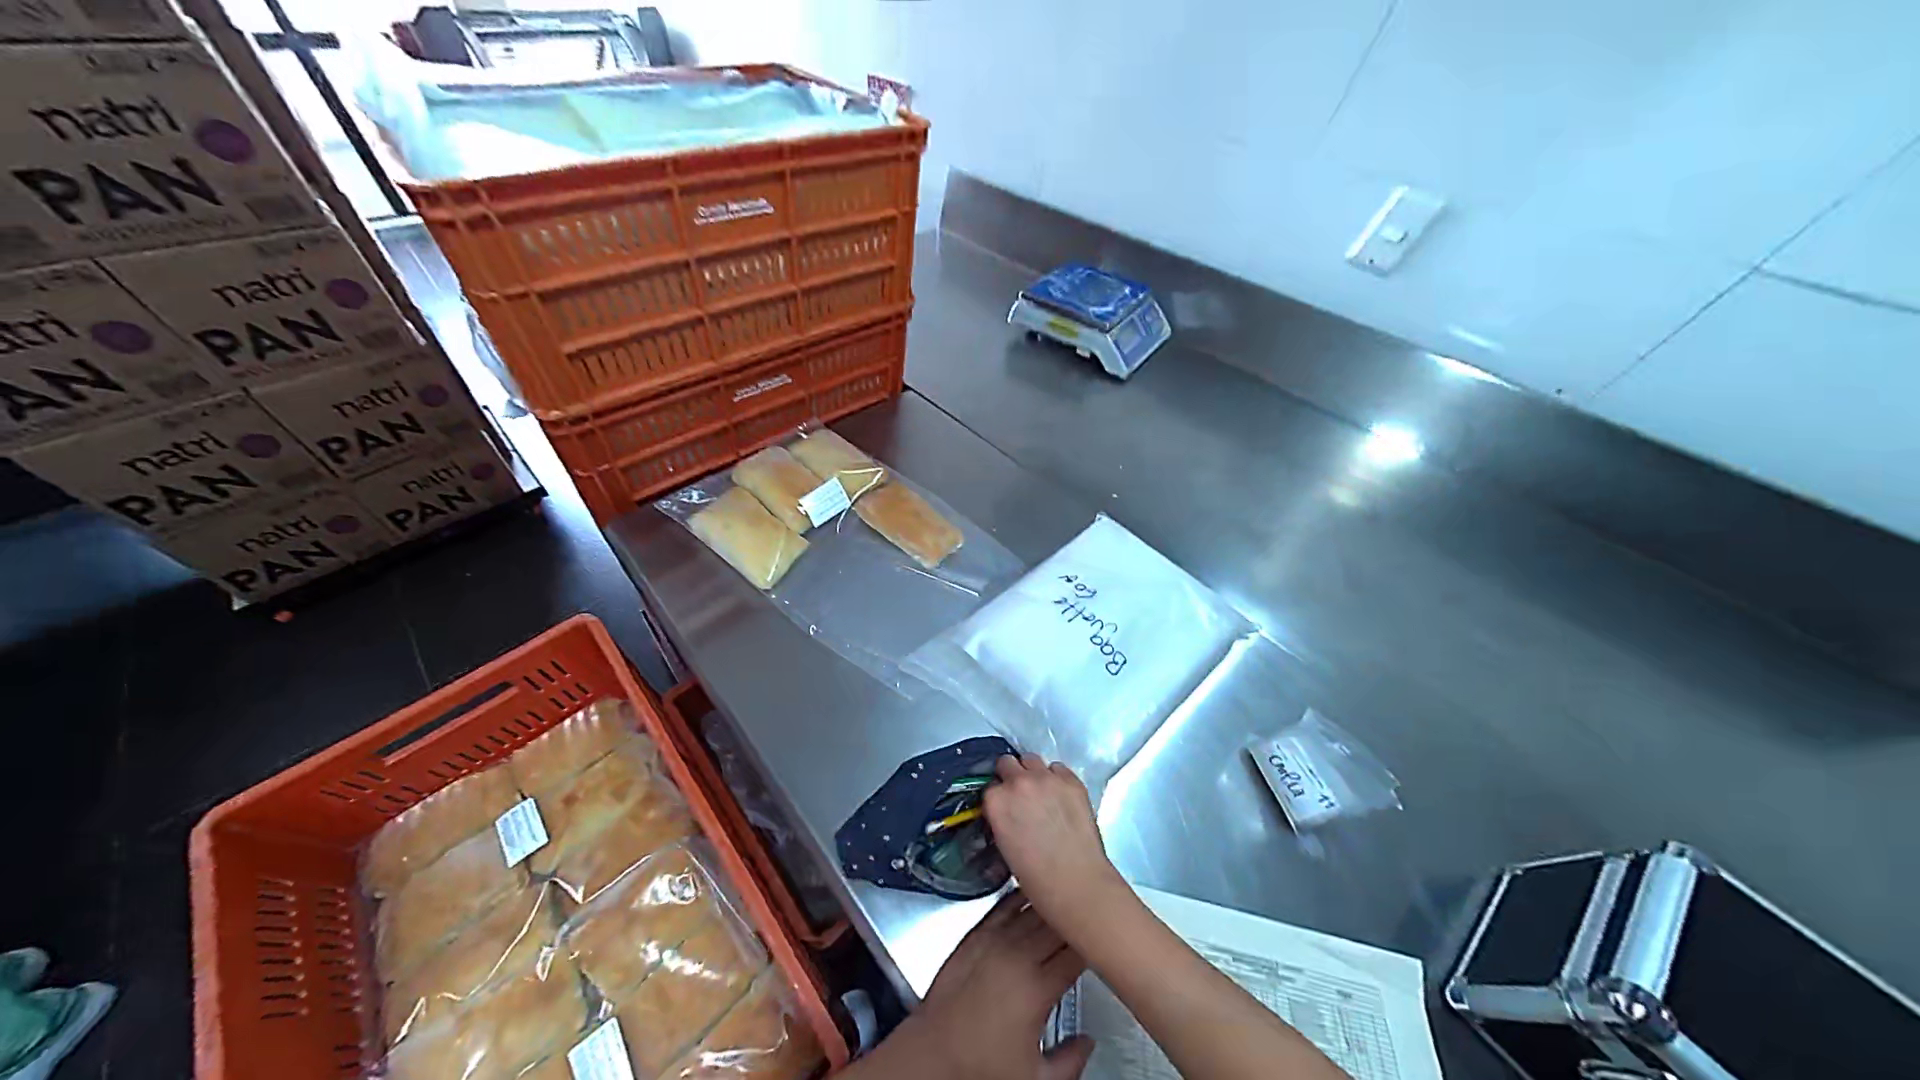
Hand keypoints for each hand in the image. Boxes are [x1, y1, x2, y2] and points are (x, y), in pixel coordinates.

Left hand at [863, 891, 1093, 1079]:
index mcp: (1038, 989)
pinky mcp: (974, 936)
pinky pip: (1002, 906)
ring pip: (1032, 908)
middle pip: (1058, 922)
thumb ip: (1070, 1061)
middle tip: (1094, 908)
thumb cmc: (977, 1066)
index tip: (1109, 935)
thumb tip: (1087, 1043)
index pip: (1078, 951)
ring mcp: (994, 943)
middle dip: (1078, 914)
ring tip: (1069, 889)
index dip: (1097, 939)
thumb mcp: (1035, 1078)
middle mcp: (1017, 958)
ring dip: (1051, 899)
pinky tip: (1029, 889)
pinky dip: (1019, 895)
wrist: (931, 1054)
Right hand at [983, 755, 1124, 923]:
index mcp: (996, 801)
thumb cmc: (1037, 876)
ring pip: (1032, 759)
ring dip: (1033, 772)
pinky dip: (1057, 778)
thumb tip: (1008, 810)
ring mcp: (1047, 778)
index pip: (990, 786)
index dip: (998, 795)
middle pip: (1007, 762)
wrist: (1076, 882)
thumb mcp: (1004, 844)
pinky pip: (1058, 768)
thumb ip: (1002, 817)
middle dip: (1011, 776)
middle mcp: (1019, 782)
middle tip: (1020, 794)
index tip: (1004, 804)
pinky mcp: (1072, 780)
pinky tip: (1061, 797)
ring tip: (1041, 792)